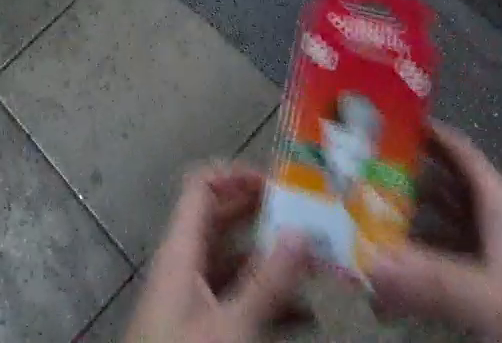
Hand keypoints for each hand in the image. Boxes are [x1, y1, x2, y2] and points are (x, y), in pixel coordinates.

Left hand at [124, 163, 314, 342]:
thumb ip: (267, 282)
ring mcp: (192, 300)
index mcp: (180, 252)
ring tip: (321, 265)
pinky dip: (269, 299)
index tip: (282, 183)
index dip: (238, 175)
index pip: (202, 187)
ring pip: (236, 263)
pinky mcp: (202, 330)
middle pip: (223, 221)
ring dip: (275, 262)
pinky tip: (307, 315)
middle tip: (313, 219)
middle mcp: (184, 267)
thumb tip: (301, 230)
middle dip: (267, 217)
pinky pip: (238, 299)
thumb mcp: (231, 328)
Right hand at [368, 123, 501, 342]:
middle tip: (352, 171)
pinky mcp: (492, 289)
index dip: (424, 130)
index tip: (378, 118)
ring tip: (358, 220)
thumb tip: (368, 262)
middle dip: (401, 179)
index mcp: (500, 203)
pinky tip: (387, 278)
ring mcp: (494, 257)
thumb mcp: (492, 297)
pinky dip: (417, 267)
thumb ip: (433, 281)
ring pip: (441, 228)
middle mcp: (495, 222)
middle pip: (442, 187)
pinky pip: (445, 266)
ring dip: (405, 226)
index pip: (458, 151)